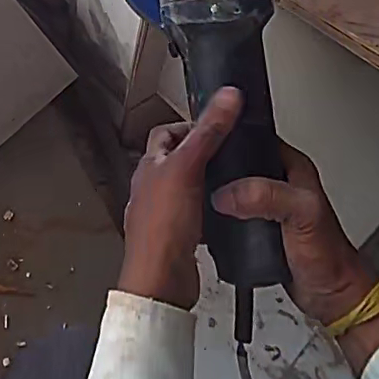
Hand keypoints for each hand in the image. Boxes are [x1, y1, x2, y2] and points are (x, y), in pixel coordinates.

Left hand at [117, 87, 242, 308]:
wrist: (160, 280)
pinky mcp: (177, 234)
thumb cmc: (162, 228)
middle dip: (200, 152)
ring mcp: (162, 211)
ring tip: (229, 179)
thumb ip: (209, 132)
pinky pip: (193, 213)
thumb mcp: (188, 168)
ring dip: (205, 180)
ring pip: (185, 186)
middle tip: (226, 150)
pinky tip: (224, 213)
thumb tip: (226, 98)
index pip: (165, 133)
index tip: (214, 124)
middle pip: (176, 158)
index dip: (188, 124)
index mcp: (149, 166)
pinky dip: (209, 208)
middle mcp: (152, 186)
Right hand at [213, 143, 378, 371]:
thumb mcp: (303, 214)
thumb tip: (229, 193)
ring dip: (214, 187)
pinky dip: (215, 211)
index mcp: (290, 165)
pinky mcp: (253, 222)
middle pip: (235, 158)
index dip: (229, 135)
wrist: (331, 297)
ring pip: (229, 183)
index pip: (253, 137)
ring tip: (193, 186)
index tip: (207, 140)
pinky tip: (204, 211)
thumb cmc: (330, 257)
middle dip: (215, 162)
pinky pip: (227, 208)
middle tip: (193, 164)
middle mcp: (276, 179)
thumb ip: (268, 196)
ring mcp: (263, 201)